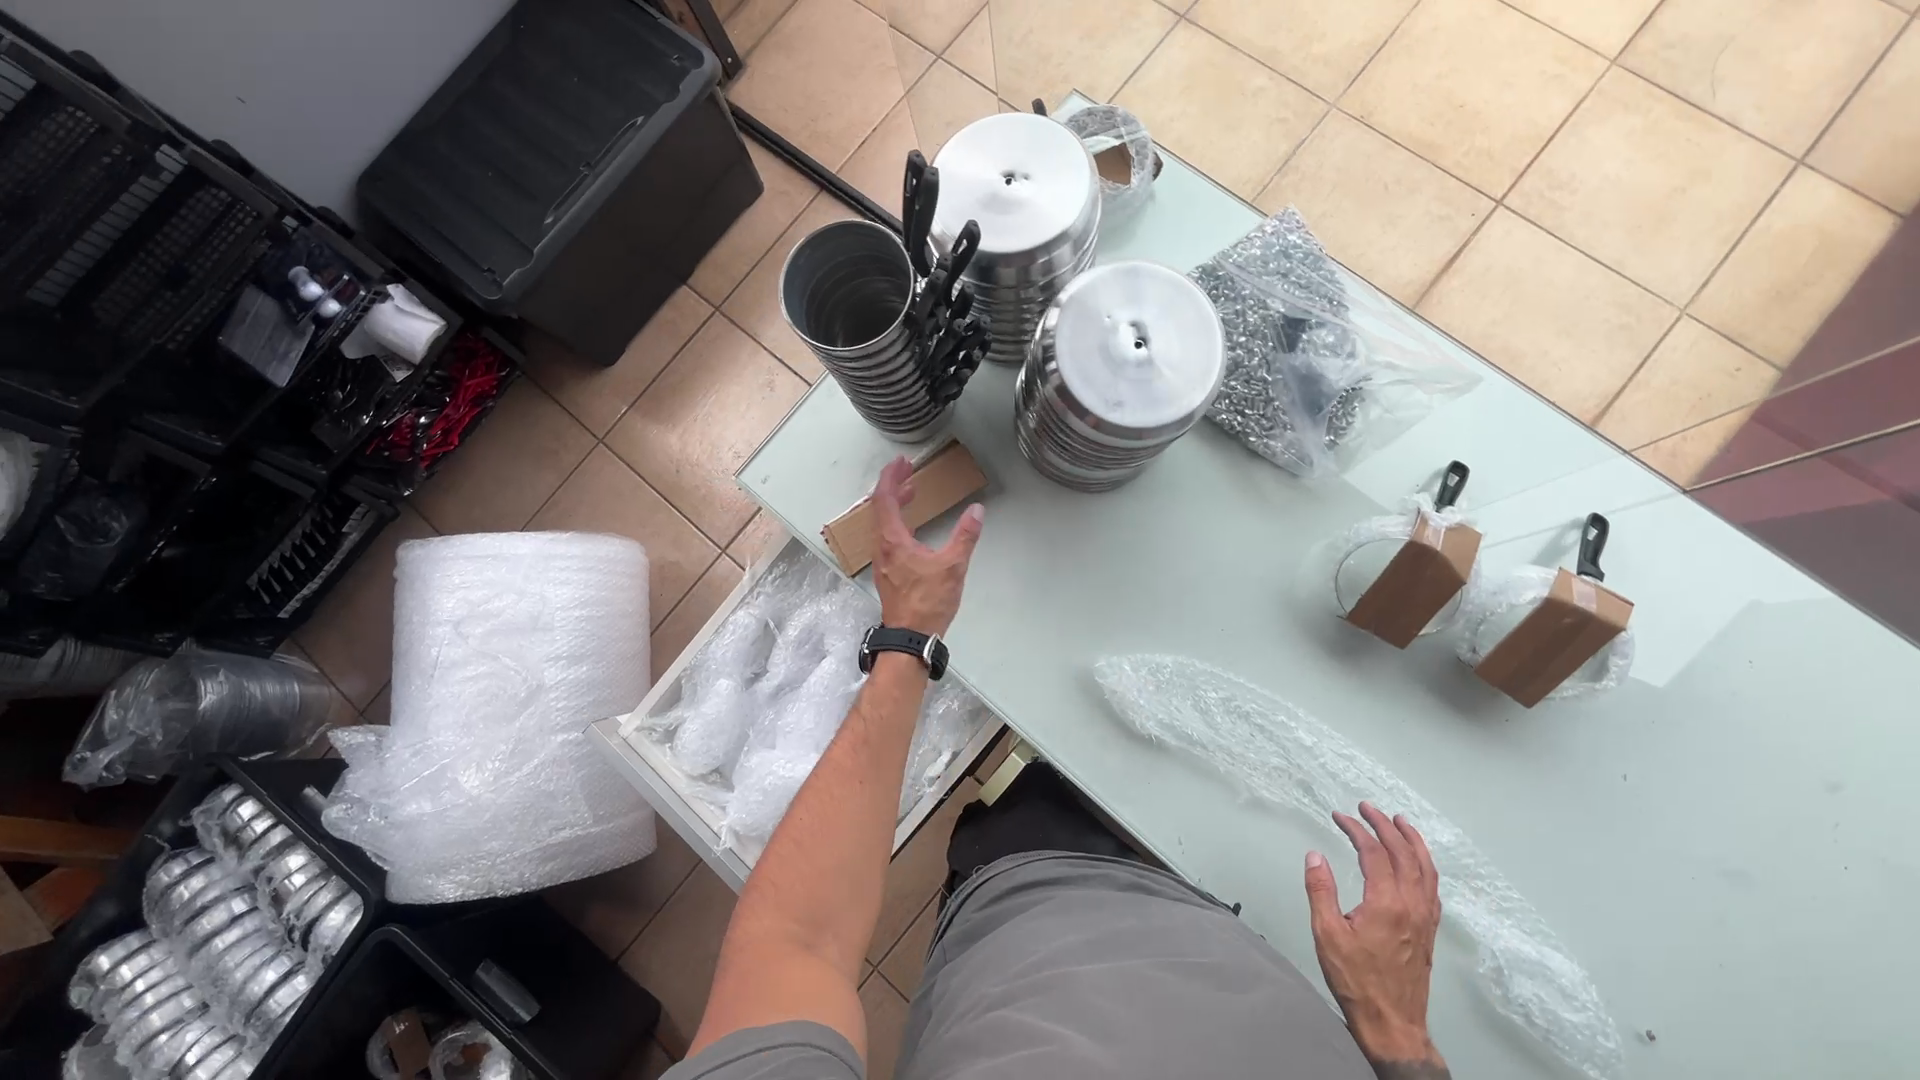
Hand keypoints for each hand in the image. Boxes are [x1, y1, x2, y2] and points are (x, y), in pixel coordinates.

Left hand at [870, 456, 983, 637]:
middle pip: (880, 508)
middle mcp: (881, 548)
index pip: (884, 499)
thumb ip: (965, 536)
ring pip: (882, 523)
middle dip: (893, 486)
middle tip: (907, 471)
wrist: (911, 637)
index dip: (891, 477)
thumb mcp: (953, 566)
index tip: (901, 463)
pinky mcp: (887, 572)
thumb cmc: (928, 603)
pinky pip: (886, 537)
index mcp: (892, 540)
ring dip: (894, 504)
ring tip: (911, 492)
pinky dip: (897, 522)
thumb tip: (976, 512)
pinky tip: (911, 526)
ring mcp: (882, 561)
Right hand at [1304, 802, 1445, 1071]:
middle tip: (1367, 807)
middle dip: (1385, 825)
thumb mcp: (1327, 934)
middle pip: (1404, 853)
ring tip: (1399, 821)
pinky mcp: (1429, 929)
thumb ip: (1320, 891)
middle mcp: (1412, 905)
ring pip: (1425, 867)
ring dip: (1411, 839)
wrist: (1392, 1022)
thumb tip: (1315, 856)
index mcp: (1387, 903)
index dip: (1357, 829)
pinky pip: (1432, 885)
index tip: (1340, 816)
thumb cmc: (1356, 980)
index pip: (1374, 853)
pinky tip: (1416, 861)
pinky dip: (1424, 863)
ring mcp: (1425, 917)